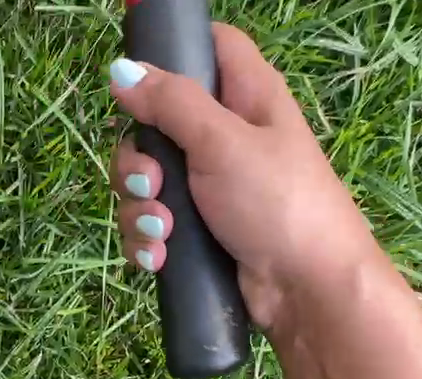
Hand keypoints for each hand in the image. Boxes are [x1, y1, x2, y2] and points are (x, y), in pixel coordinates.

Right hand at [107, 24, 384, 331]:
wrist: (300, 286)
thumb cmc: (276, 202)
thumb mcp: (223, 143)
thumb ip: (172, 105)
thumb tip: (122, 69)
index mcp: (244, 98)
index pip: (209, 50)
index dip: (172, 55)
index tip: (135, 80)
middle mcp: (223, 139)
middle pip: (153, 130)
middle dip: (137, 164)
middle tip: (152, 185)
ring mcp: (206, 189)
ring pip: (144, 187)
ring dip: (139, 213)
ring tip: (162, 234)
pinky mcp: (193, 233)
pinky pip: (148, 228)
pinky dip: (146, 243)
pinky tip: (158, 259)